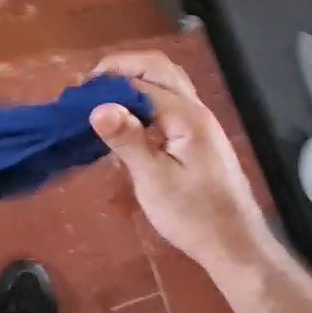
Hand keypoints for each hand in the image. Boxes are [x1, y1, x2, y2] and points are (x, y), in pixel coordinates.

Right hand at [90, 51, 272, 276]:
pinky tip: (127, 117)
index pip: (140, 83)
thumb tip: (97, 107)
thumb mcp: (154, 180)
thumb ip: (128, 139)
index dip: (107, 84)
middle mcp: (196, 110)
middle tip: (91, 85)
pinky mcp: (198, 136)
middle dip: (122, 67)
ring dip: (135, 78)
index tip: (76, 96)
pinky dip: (145, 95)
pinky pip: (170, 100)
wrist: (235, 245)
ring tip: (104, 96)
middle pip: (159, 68)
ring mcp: (200, 122)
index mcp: (186, 117)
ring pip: (167, 81)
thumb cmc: (193, 216)